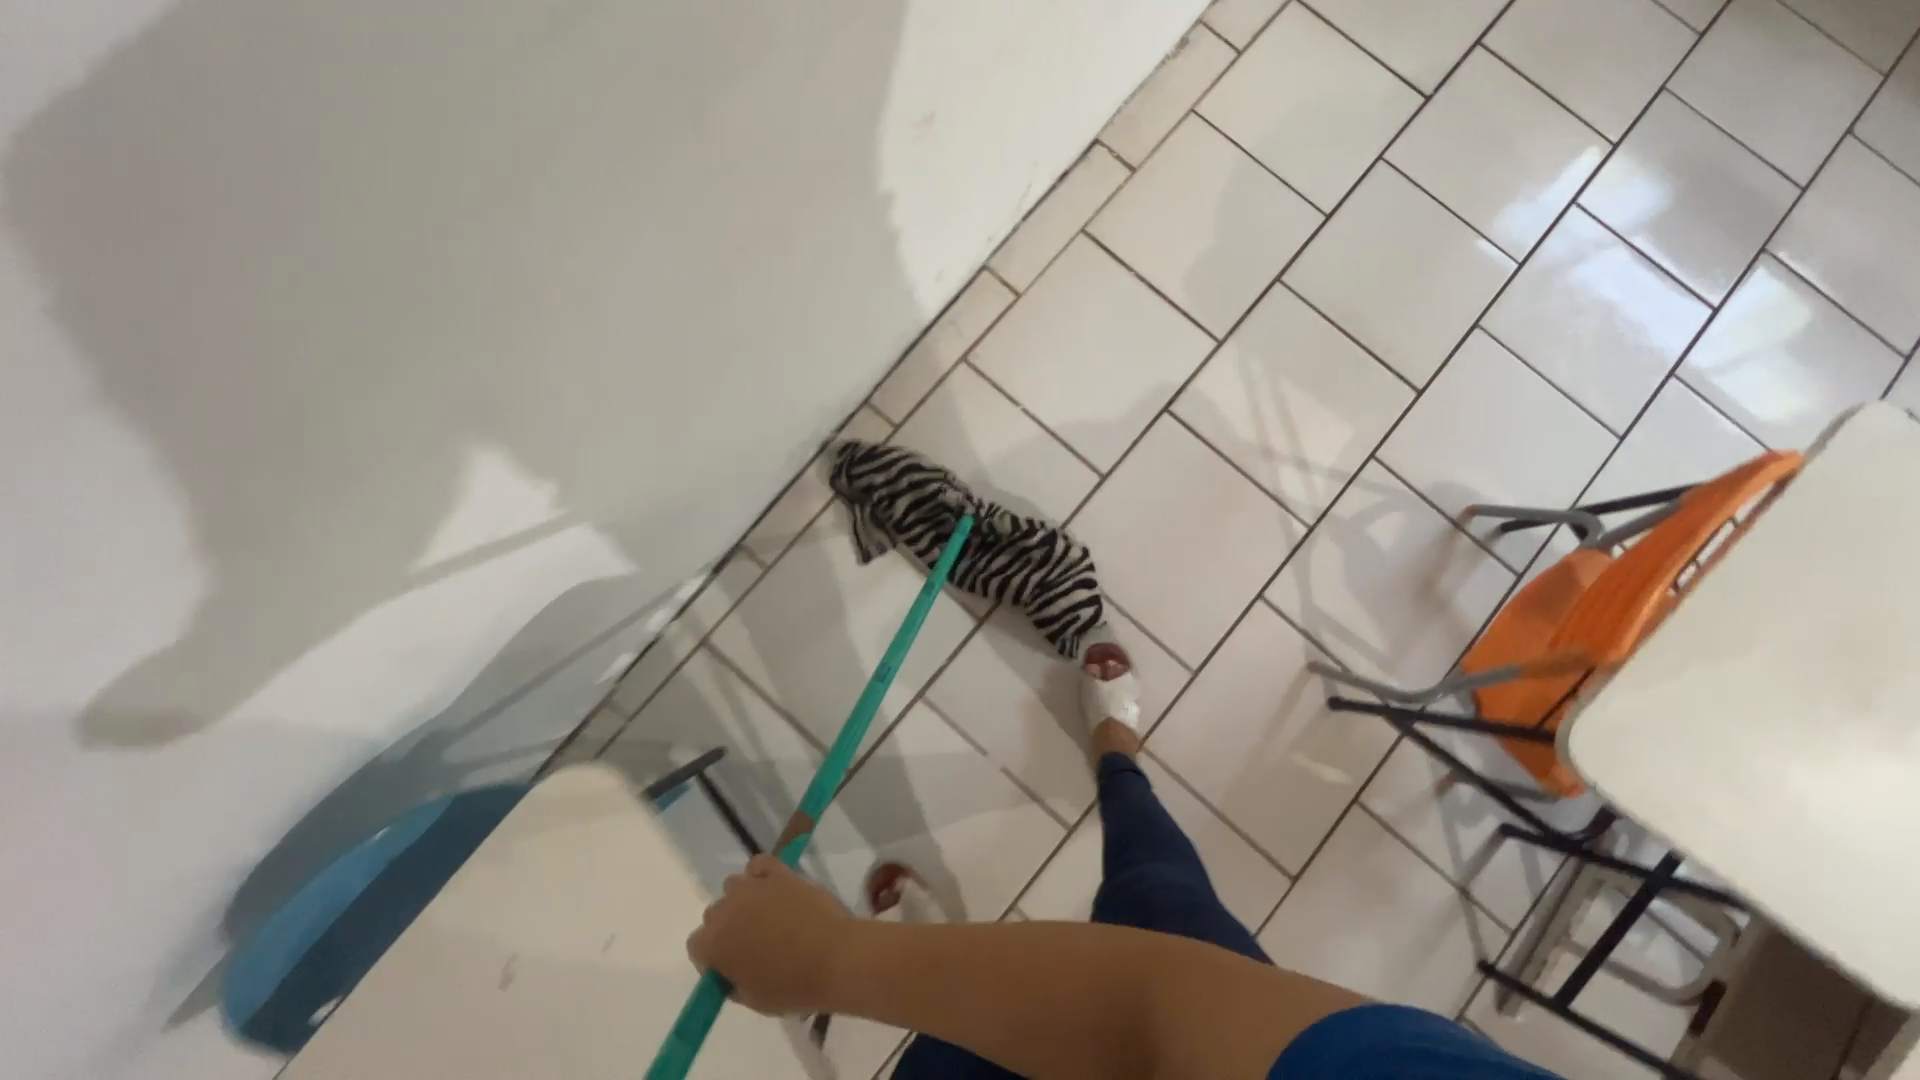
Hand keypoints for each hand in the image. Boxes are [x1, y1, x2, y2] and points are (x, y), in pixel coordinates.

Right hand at [686, 854, 855, 1014]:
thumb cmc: (794, 986)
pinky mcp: (780, 872)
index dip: (712, 956)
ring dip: (743, 900)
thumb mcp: (753, 1000)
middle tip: (752, 942)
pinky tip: (773, 888)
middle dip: (728, 927)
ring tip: (767, 914)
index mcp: (715, 945)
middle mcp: (727, 910)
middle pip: (714, 914)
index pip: (696, 945)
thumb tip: (730, 972)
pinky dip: (761, 874)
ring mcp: (754, 887)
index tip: (731, 965)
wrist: (835, 957)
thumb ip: (732, 982)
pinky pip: (759, 864)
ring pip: (733, 886)